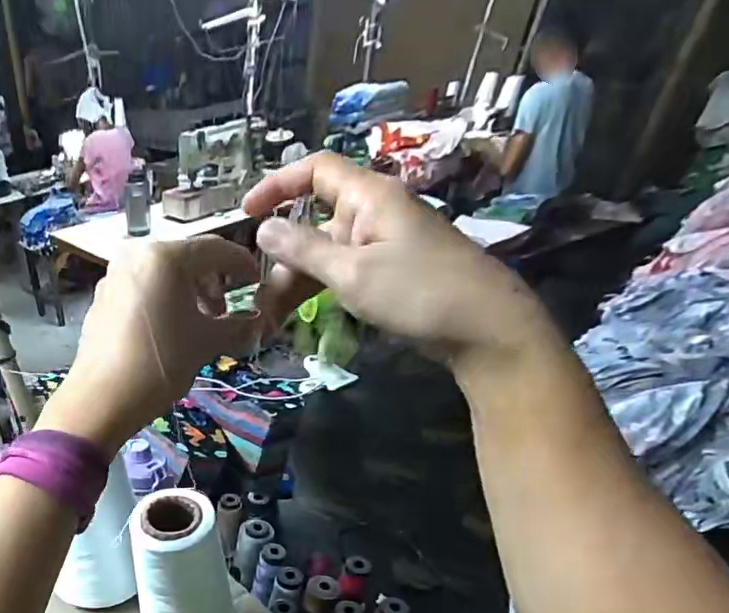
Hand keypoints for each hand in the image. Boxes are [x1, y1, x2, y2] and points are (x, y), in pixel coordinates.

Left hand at [38, 236, 259, 446]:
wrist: (102, 400)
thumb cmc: (160, 364)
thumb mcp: (206, 344)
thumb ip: (237, 326)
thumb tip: (257, 322)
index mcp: (164, 256)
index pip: (215, 249)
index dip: (241, 265)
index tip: (255, 282)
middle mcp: (134, 255)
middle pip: (185, 261)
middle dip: (210, 285)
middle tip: (222, 315)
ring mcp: (113, 277)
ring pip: (161, 277)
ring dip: (186, 296)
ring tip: (195, 327)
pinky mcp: (100, 300)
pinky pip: (141, 292)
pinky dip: (161, 304)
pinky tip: (167, 333)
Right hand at [244, 152, 568, 370]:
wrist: (482, 326)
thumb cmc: (417, 291)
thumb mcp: (352, 272)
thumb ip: (304, 250)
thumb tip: (264, 227)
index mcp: (369, 198)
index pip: (316, 171)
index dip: (278, 185)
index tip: (246, 213)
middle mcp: (375, 213)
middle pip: (316, 222)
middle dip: (285, 255)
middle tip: (261, 296)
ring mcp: (384, 244)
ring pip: (328, 253)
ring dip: (298, 280)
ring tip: (274, 316)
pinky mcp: (391, 272)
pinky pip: (345, 272)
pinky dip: (321, 289)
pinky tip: (301, 315)